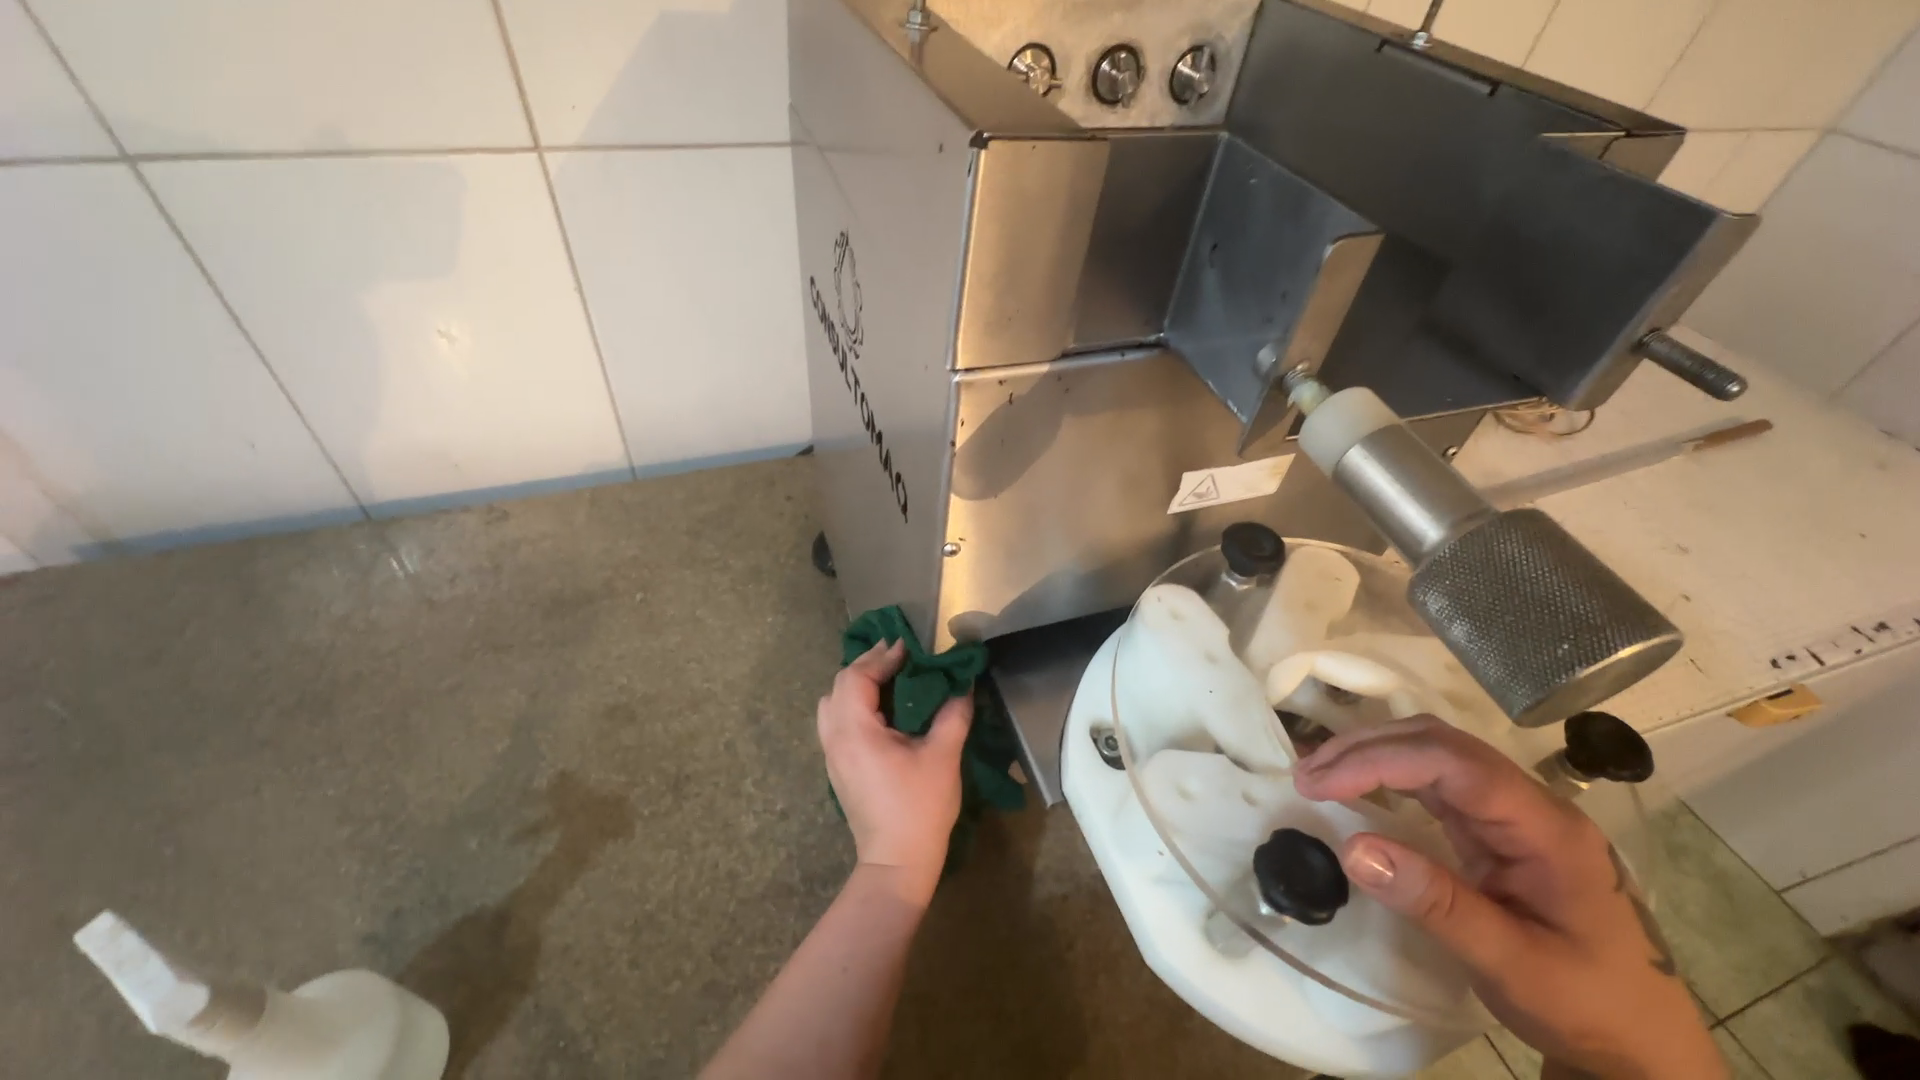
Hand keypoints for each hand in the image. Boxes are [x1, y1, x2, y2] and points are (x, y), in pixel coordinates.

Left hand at [817, 640, 972, 904]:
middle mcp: (835, 738)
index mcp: (855, 731)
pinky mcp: (838, 769)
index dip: (881, 657)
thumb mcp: (943, 756)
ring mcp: (832, 756)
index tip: (908, 647)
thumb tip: (962, 686)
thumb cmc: (920, 808)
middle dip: (867, 666)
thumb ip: (953, 714)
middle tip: (898, 656)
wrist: (897, 862)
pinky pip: (836, 723)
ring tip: (887, 678)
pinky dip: (853, 705)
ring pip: (831, 704)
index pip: (857, 677)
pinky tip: (880, 711)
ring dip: (856, 685)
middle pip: (839, 686)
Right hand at [1292, 717, 1723, 1079]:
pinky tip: (1357, 789)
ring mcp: (1514, 816)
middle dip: (1368, 748)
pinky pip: (1437, 786)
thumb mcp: (1510, 964)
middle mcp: (1530, 805)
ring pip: (1436, 756)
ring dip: (1374, 756)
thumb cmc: (1586, 1004)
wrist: (1640, 1044)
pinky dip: (1389, 778)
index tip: (1320, 783)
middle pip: (1442, 745)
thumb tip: (1353, 848)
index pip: (1454, 764)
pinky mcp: (1498, 832)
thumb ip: (1435, 903)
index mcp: (1546, 827)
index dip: (1381, 761)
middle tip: (1305, 773)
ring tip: (1318, 775)